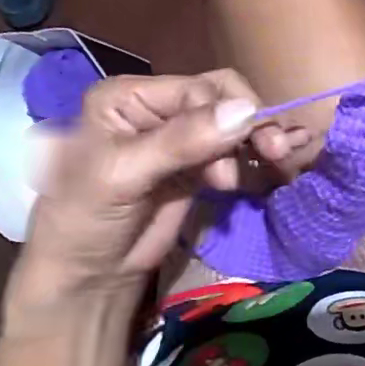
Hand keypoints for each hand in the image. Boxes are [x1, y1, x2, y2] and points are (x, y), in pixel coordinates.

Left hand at [10, 70, 303, 308]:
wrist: (88, 276)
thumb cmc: (86, 219)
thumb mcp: (124, 174)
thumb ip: (182, 142)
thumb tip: (246, 111)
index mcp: (128, 96)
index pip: (196, 88)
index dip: (224, 117)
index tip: (227, 169)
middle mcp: (157, 109)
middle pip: (221, 99)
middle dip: (251, 124)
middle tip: (274, 154)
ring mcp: (180, 139)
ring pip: (233, 125)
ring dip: (259, 141)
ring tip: (279, 162)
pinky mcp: (198, 169)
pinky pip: (235, 153)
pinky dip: (256, 158)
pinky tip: (277, 165)